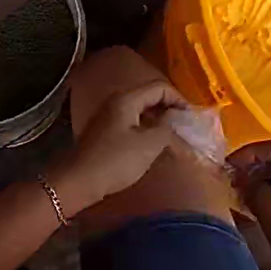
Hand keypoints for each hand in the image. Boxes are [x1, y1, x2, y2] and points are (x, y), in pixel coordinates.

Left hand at [48, 80, 186, 210]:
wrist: (79, 181)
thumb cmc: (115, 161)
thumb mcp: (148, 145)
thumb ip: (166, 127)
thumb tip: (174, 118)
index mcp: (126, 100)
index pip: (159, 88)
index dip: (179, 99)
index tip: (192, 117)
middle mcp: (115, 102)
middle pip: (149, 97)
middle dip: (169, 109)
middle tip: (185, 126)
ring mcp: (107, 117)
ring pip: (139, 111)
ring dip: (158, 120)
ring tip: (173, 136)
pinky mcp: (103, 133)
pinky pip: (131, 123)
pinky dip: (145, 129)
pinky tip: (153, 145)